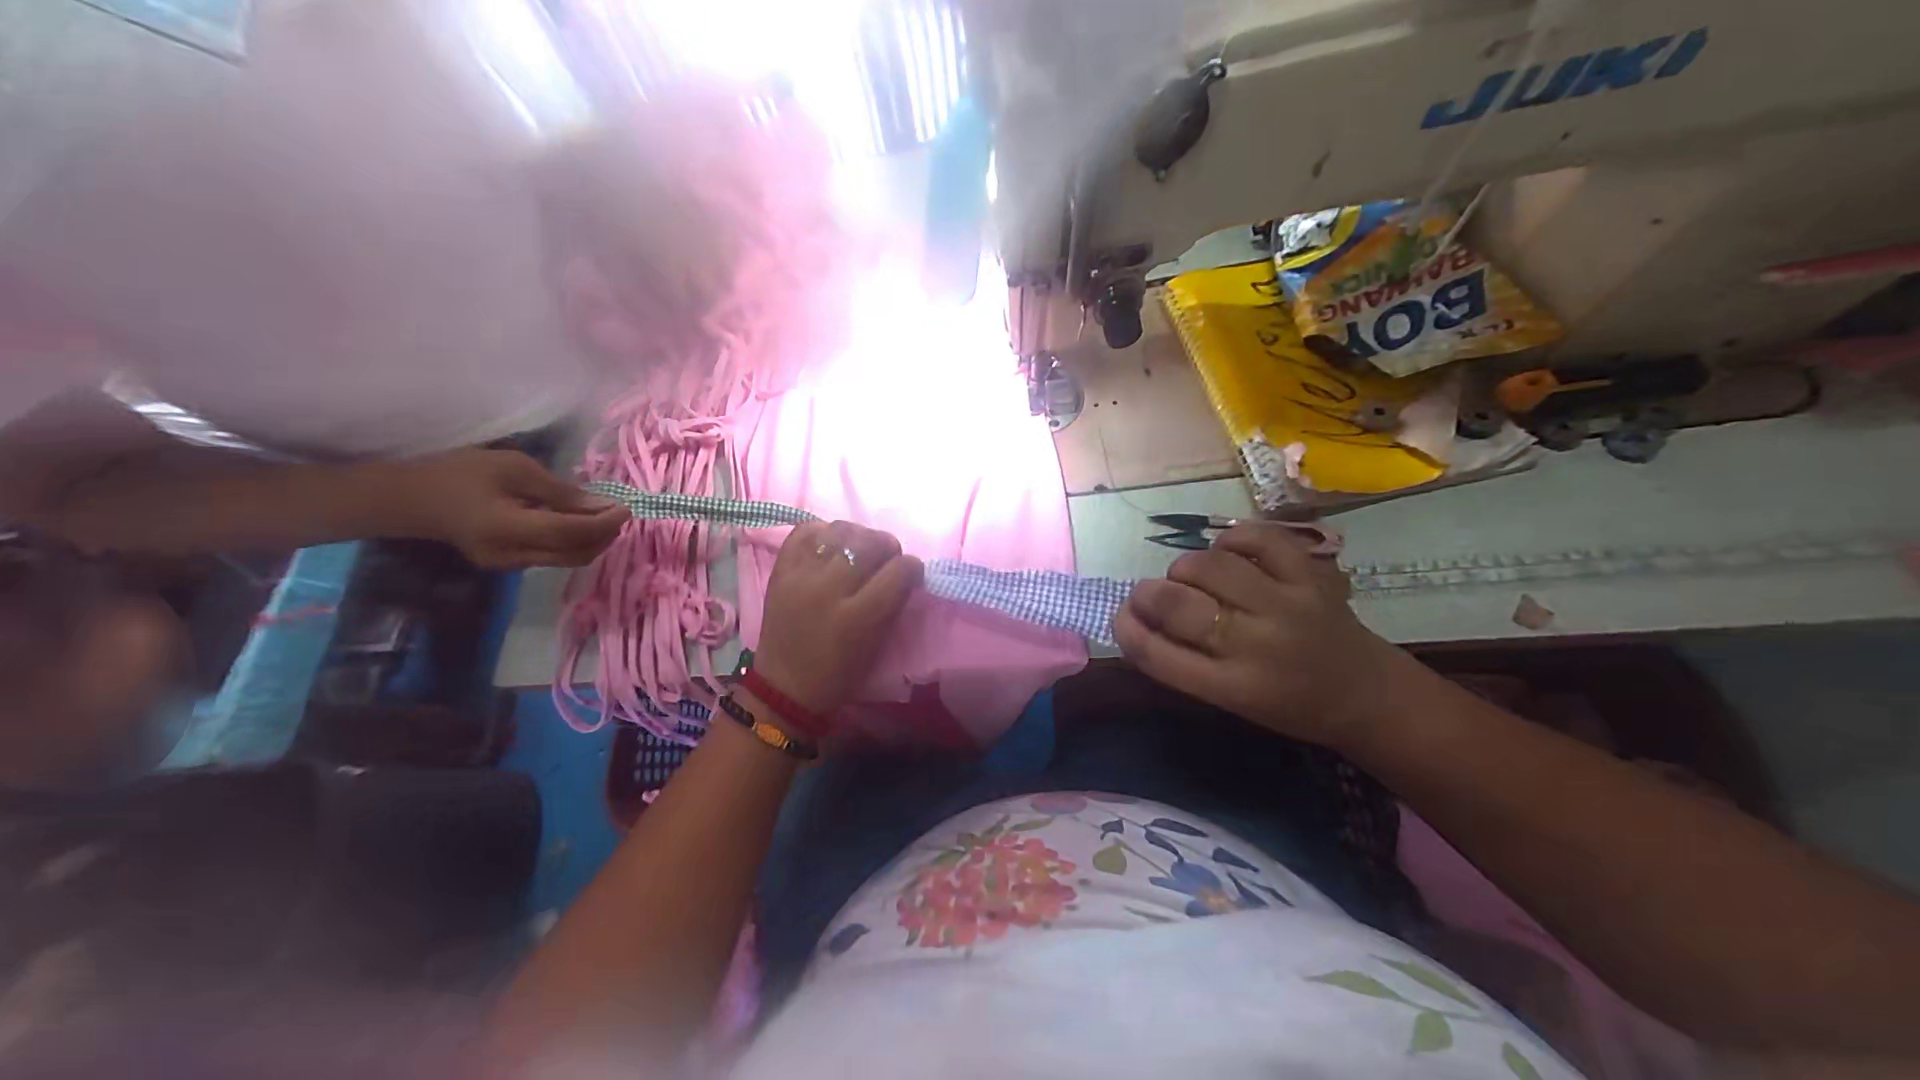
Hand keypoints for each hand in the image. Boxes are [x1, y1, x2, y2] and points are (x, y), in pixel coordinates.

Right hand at [390, 449, 628, 569]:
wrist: (407, 499)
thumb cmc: (458, 473)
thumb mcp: (513, 468)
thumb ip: (559, 491)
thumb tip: (601, 506)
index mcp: (510, 530)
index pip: (573, 533)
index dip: (606, 523)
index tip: (628, 507)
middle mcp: (512, 556)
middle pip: (576, 554)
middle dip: (606, 536)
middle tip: (621, 512)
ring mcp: (508, 565)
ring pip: (567, 560)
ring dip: (593, 541)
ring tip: (606, 516)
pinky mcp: (506, 563)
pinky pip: (552, 556)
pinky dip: (573, 542)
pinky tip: (579, 522)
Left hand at [751, 521, 921, 716]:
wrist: (784, 686)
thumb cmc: (838, 675)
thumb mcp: (876, 645)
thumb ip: (892, 605)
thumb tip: (903, 573)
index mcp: (858, 617)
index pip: (900, 571)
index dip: (912, 568)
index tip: (910, 574)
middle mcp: (829, 589)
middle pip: (871, 543)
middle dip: (888, 547)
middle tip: (887, 559)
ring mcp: (801, 576)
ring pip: (840, 531)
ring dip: (858, 536)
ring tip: (859, 549)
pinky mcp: (781, 570)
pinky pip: (805, 532)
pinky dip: (823, 532)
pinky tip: (831, 544)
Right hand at [1114, 524, 1406, 750]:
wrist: (1367, 694)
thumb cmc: (1288, 706)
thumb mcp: (1229, 701)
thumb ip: (1182, 662)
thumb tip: (1137, 618)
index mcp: (1232, 687)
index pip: (1156, 654)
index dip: (1126, 629)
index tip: (1122, 617)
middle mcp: (1256, 644)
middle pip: (1176, 604)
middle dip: (1145, 594)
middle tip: (1146, 595)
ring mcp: (1287, 604)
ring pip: (1208, 565)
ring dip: (1184, 568)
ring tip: (1190, 578)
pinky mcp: (1310, 575)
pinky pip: (1258, 539)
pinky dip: (1231, 540)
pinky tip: (1226, 553)